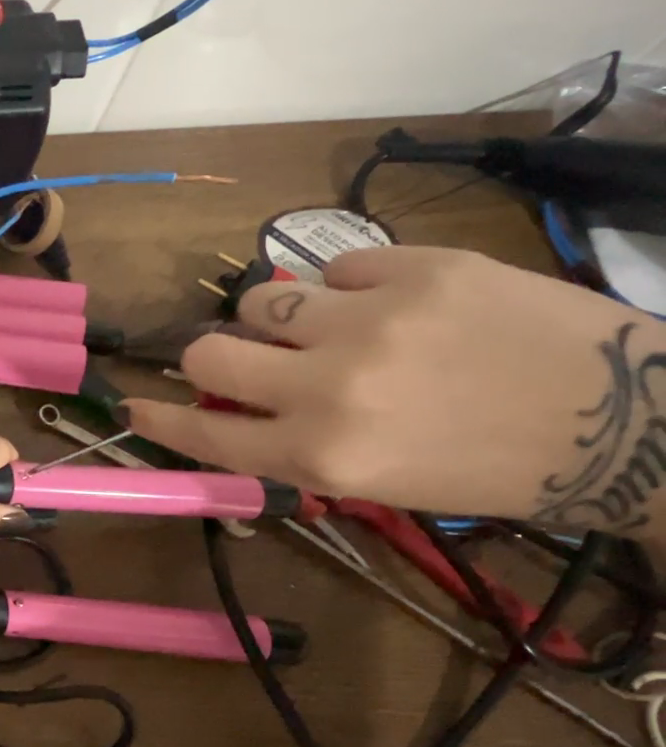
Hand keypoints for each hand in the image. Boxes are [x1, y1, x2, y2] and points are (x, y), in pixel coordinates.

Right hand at [125, 246, 665, 529]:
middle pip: (210, 351)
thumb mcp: (381, 479)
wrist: (644, 422)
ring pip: (262, 300)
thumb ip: (296, 442)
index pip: (203, 432)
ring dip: (281, 317)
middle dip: (216, 356)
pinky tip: (396, 303)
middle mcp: (329, 389)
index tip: (133, 406)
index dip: (158, 418)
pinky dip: (351, 285)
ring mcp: (371, 322)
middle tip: (249, 358)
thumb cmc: (499, 468)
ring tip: (328, 323)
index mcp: (323, 454)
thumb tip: (234, 401)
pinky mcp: (419, 270)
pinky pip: (336, 267)